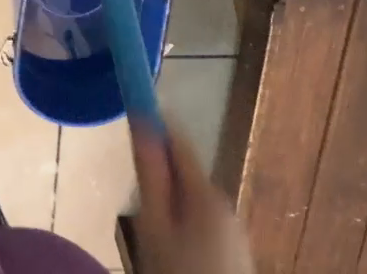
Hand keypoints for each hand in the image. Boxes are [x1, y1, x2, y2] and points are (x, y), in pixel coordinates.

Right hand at [132, 121, 256, 273]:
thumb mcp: (153, 226)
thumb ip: (150, 173)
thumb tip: (142, 119)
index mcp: (206, 192)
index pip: (177, 138)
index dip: (154, 120)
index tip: (130, 112)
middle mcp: (225, 203)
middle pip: (184, 171)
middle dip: (160, 175)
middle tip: (137, 198)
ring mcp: (234, 229)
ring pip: (192, 199)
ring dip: (171, 204)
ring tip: (152, 234)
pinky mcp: (236, 251)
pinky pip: (204, 222)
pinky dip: (185, 225)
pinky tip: (173, 253)